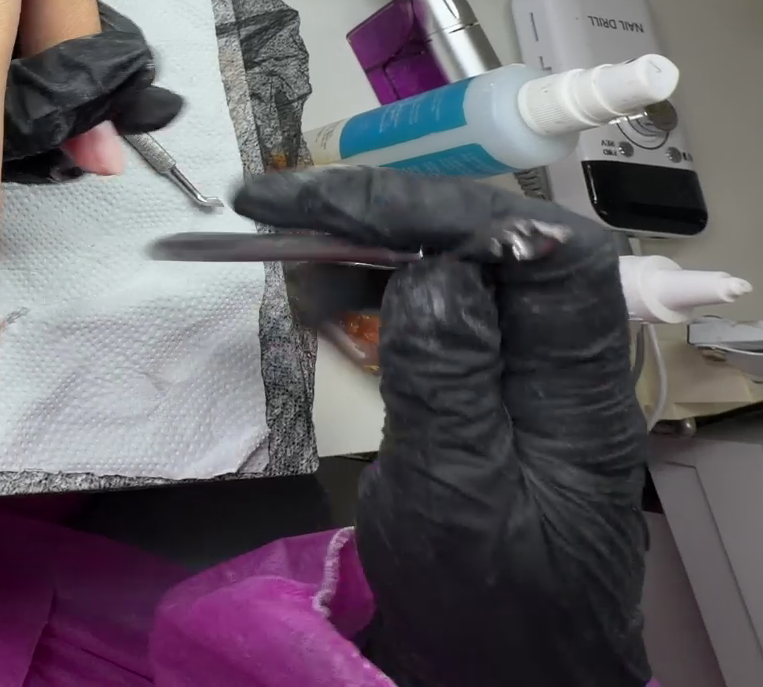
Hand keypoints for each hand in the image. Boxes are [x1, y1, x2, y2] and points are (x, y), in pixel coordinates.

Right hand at [234, 168, 649, 686]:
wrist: (493, 653)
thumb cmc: (480, 585)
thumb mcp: (454, 489)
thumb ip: (447, 379)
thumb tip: (431, 272)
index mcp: (573, 382)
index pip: (540, 249)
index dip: (440, 208)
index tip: (330, 205)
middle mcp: (549, 353)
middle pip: (479, 237)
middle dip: (373, 208)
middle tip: (269, 201)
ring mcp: (505, 358)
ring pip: (438, 258)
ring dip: (355, 235)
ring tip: (276, 234)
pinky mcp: (464, 370)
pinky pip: (413, 296)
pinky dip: (354, 275)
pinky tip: (312, 285)